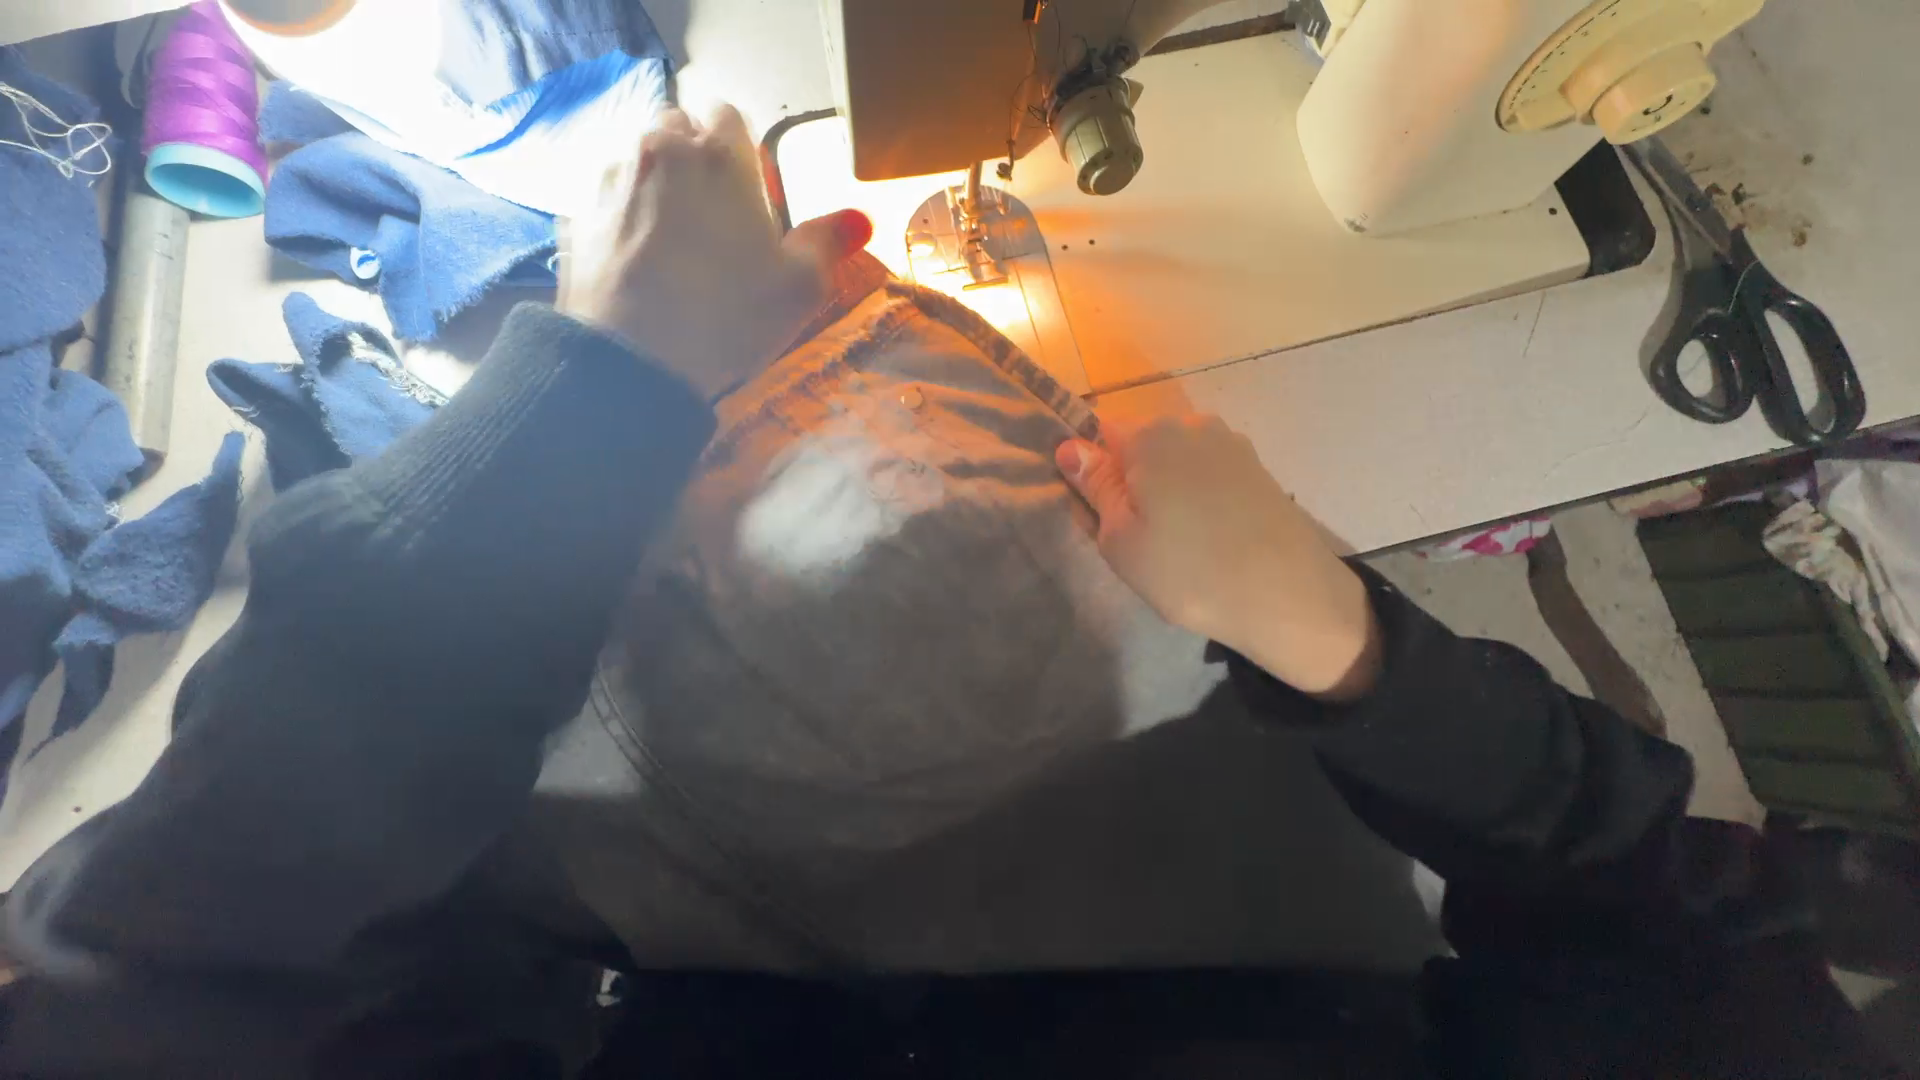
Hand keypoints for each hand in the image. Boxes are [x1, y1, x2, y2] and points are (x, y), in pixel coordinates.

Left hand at [558, 104, 872, 398]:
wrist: (635, 360)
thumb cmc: (729, 316)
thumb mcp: (800, 288)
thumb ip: (829, 242)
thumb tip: (861, 218)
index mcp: (720, 155)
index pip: (731, 117)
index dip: (745, 155)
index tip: (753, 200)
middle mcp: (661, 149)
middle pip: (680, 128)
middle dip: (697, 160)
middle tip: (716, 220)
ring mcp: (612, 178)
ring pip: (641, 159)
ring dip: (659, 184)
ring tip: (674, 242)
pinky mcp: (577, 214)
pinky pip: (610, 197)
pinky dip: (626, 215)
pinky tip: (639, 261)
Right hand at [1056, 413, 1382, 701]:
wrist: (1288, 597)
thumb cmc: (1187, 571)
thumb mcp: (1120, 538)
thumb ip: (1095, 487)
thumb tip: (1071, 447)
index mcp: (1151, 436)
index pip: (1100, 432)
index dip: (1091, 469)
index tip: (1097, 512)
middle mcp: (1193, 425)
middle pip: (1141, 445)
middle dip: (1130, 480)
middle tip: (1132, 537)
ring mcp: (1232, 446)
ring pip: (1176, 461)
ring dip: (1166, 490)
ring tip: (1175, 544)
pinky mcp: (1259, 471)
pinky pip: (1208, 475)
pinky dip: (1198, 499)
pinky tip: (1208, 538)